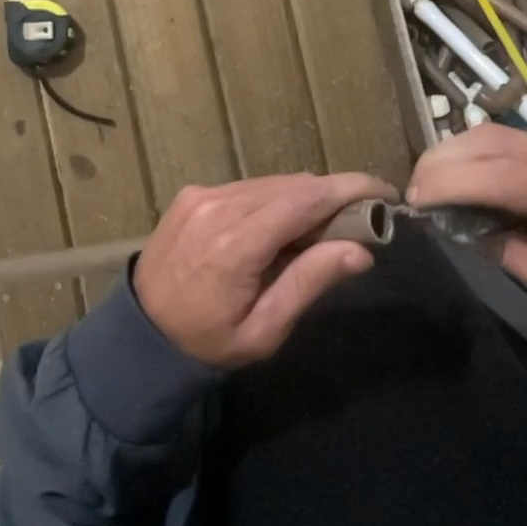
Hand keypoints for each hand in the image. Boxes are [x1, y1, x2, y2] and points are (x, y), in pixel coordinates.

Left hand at [134, 173, 392, 368]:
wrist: (139, 337)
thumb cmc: (207, 343)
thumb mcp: (264, 330)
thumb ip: (310, 283)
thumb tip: (361, 250)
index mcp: (235, 244)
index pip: (306, 199)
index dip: (351, 189)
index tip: (386, 192)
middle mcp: (218, 207)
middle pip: (293, 186)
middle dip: (334, 196)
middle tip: (362, 221)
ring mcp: (201, 195)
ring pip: (272, 182)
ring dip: (305, 198)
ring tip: (323, 228)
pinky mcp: (192, 194)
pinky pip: (248, 187)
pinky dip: (275, 199)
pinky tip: (282, 226)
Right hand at [408, 125, 526, 332]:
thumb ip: (509, 254)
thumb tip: (455, 224)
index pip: (505, 173)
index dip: (451, 180)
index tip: (413, 200)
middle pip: (496, 141)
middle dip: (443, 162)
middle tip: (412, 194)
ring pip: (499, 133)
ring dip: (455, 154)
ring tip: (429, 186)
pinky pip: (512, 140)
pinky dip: (476, 154)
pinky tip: (460, 177)